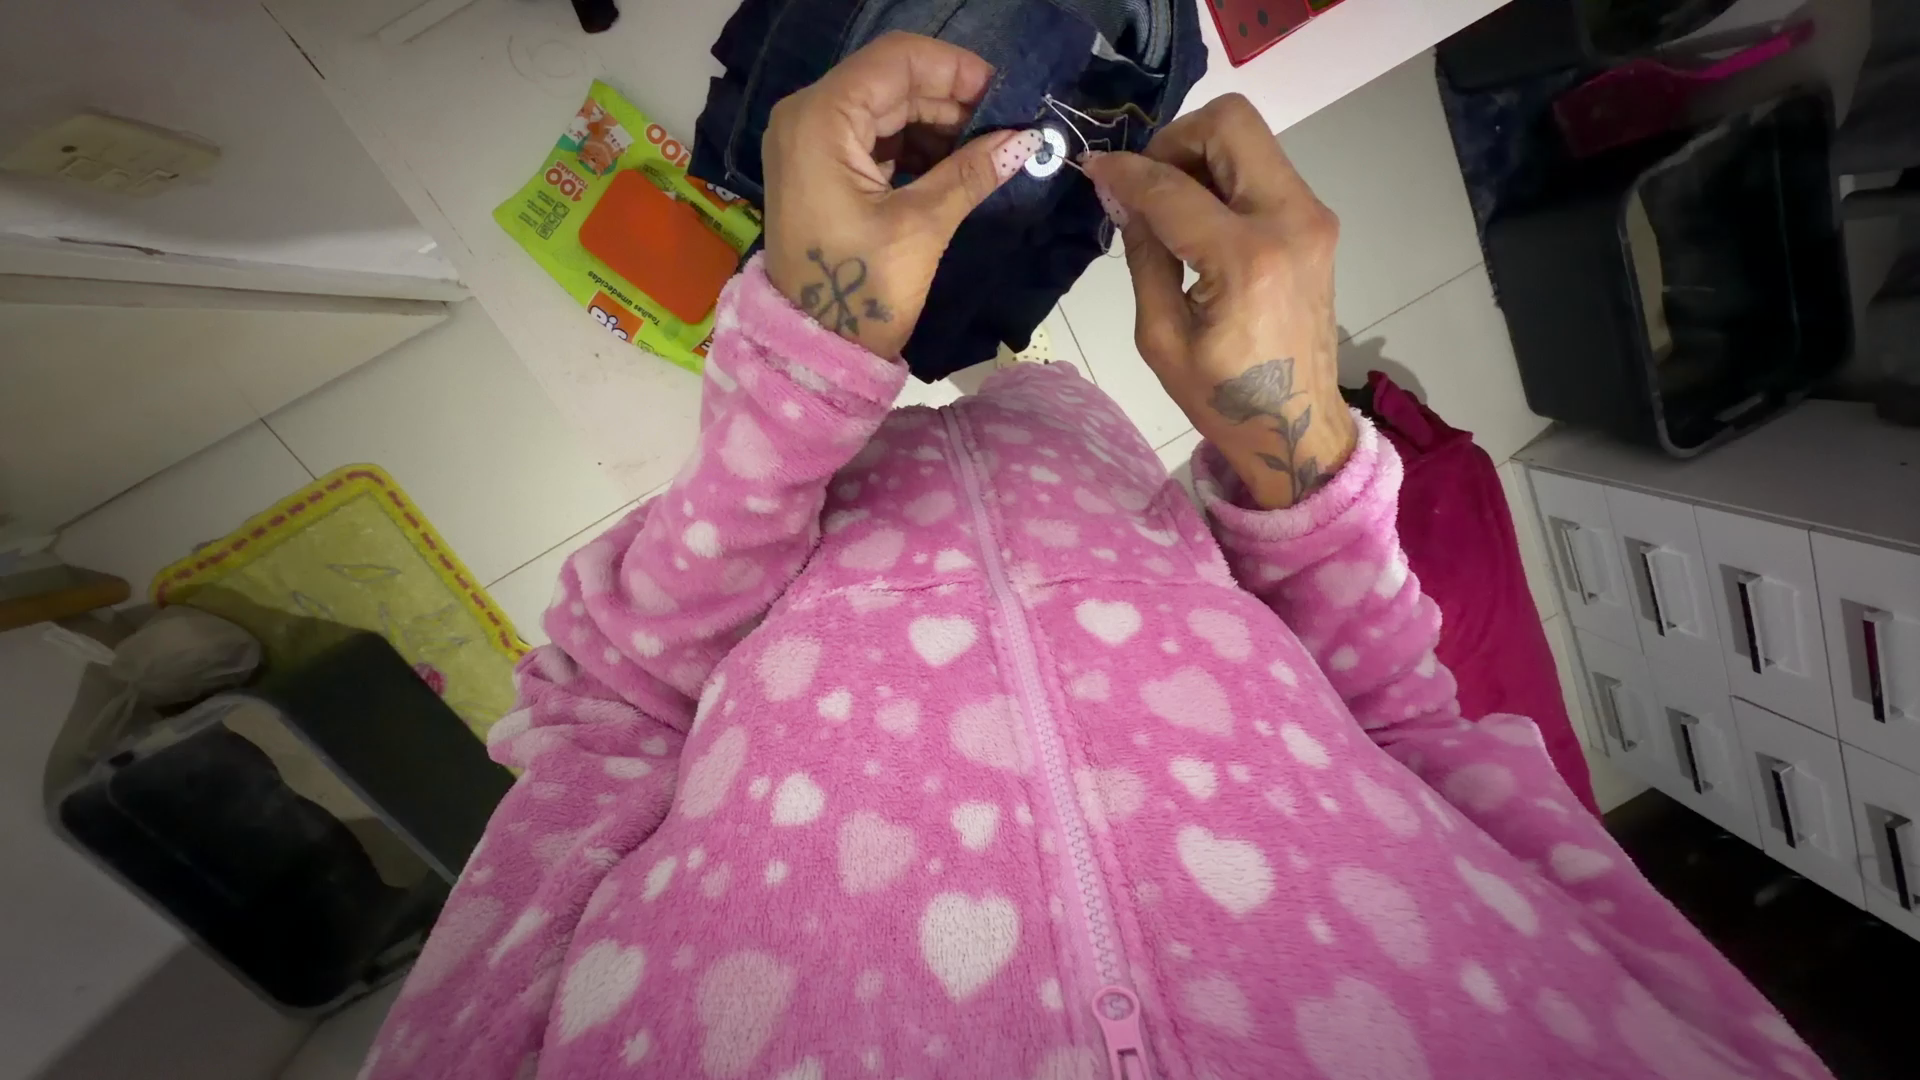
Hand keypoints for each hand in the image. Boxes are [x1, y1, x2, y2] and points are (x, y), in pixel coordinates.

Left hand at [761, 32, 1042, 358]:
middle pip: (889, 83)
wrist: (816, 348)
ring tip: (985, 147)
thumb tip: (1026, 141)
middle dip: (949, 99)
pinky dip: (912, 148)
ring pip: (883, 111)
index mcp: (821, 120)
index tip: (1006, 94)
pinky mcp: (818, 172)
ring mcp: (808, 146)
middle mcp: (807, 118)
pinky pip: (871, 142)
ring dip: (934, 125)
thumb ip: (970, 173)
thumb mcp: (920, 227)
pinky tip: (952, 162)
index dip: (956, 70)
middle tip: (1003, 126)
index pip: (896, 61)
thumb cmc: (864, 290)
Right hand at [1084, 94, 1355, 509]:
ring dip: (1199, 158)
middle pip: (1230, 124)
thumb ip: (1144, 259)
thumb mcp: (1162, 338)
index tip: (1093, 169)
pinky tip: (1197, 223)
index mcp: (1247, 259)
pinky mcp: (1316, 224)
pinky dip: (1222, 180)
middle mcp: (1290, 219)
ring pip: (1250, 140)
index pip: (1173, 188)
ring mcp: (1312, 217)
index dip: (1126, 173)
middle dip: (1174, 141)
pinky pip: (1263, 171)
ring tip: (1167, 208)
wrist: (1297, 427)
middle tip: (1145, 185)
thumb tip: (1125, 200)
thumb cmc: (1222, 398)